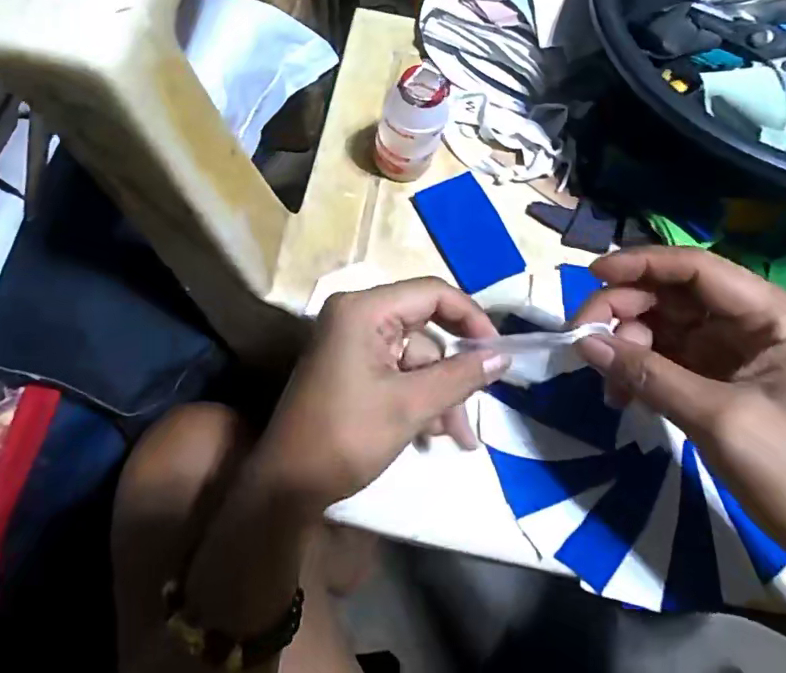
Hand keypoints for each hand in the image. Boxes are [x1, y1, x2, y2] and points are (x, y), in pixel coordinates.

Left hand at [251, 278, 510, 512]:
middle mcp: (358, 316)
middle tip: (482, 396)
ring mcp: (354, 343)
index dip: (470, 318)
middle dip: (453, 370)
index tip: (496, 351)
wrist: (283, 491)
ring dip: (440, 393)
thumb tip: (503, 357)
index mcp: (363, 310)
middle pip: (427, 327)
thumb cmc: (344, 437)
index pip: (432, 293)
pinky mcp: (353, 368)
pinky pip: (401, 371)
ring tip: (457, 437)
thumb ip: (461, 376)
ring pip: (418, 356)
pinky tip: (434, 433)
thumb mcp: (410, 406)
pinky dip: (421, 397)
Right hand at [569, 247, 785, 562]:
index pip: (699, 268)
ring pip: (671, 326)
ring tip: (607, 381)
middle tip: (583, 338)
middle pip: (678, 295)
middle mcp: (758, 321)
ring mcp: (741, 350)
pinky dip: (645, 369)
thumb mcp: (720, 421)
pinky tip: (623, 393)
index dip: (643, 264)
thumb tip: (586, 343)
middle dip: (628, 310)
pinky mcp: (727, 379)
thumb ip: (651, 375)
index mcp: (776, 314)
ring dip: (631, 344)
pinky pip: (675, 358)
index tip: (592, 274)